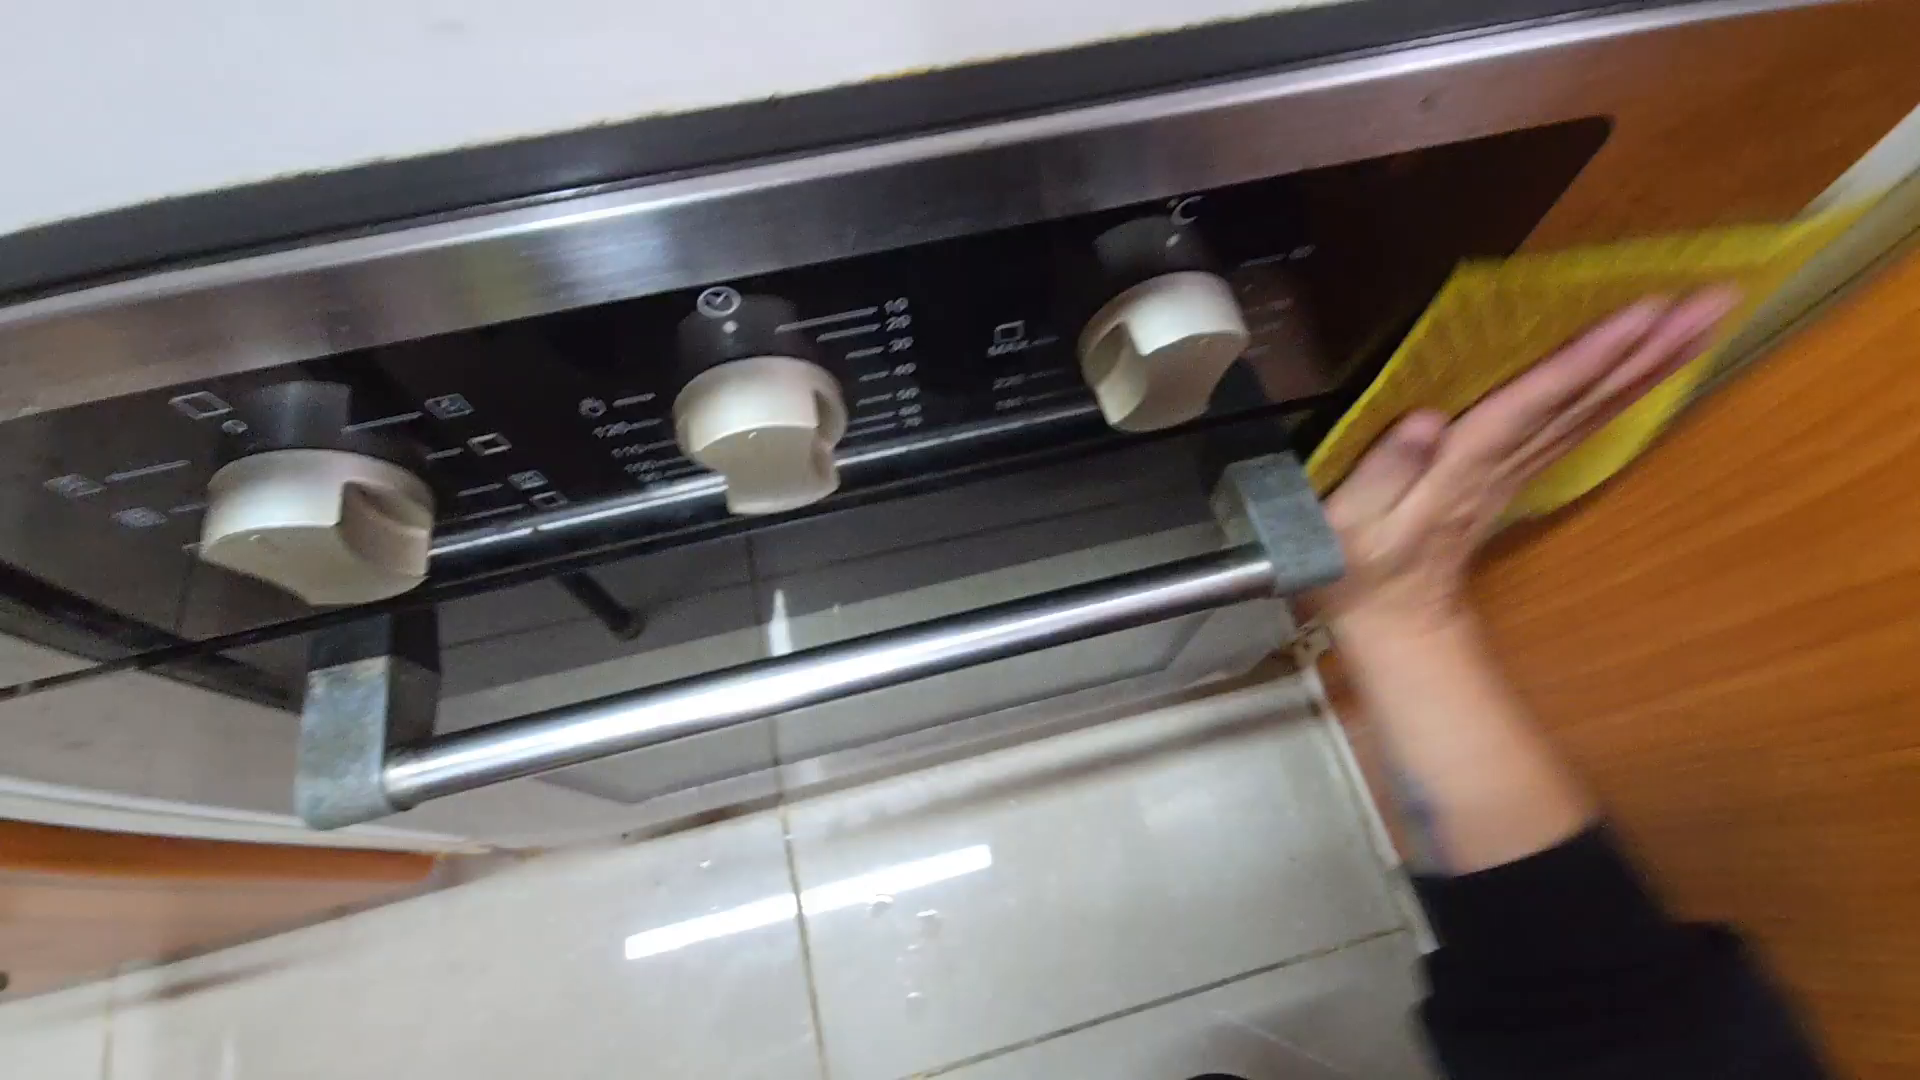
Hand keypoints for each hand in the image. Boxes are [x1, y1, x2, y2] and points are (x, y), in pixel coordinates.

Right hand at [1302, 289, 1740, 639]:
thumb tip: (1425, 420)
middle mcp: (1501, 469)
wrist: (1393, 617)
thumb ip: (1384, 471)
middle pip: (1580, 407)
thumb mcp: (1349, 522)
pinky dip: (1618, 399)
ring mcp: (1513, 476)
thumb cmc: (1358, 566)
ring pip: (1590, 418)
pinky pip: (1576, 433)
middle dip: (1644, 354)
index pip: (1529, 409)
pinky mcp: (1513, 480)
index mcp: (1459, 472)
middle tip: (1712, 301)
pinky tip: (1644, 373)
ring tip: (1702, 322)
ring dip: (1647, 370)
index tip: (1643, 312)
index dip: (1582, 362)